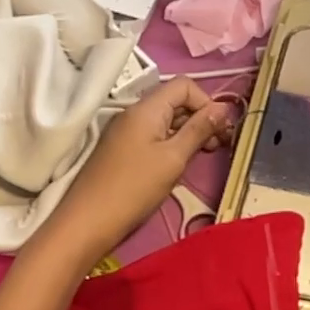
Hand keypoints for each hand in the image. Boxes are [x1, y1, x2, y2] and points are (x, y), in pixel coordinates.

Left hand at [32, 78, 235, 269]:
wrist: (87, 223)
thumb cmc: (134, 188)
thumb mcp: (174, 158)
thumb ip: (199, 130)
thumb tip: (223, 108)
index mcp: (146, 109)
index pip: (185, 85)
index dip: (207, 102)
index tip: (219, 129)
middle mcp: (135, 113)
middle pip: (176, 100)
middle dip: (201, 117)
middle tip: (218, 145)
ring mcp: (127, 131)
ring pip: (168, 119)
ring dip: (190, 132)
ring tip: (205, 154)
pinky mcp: (124, 148)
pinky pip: (155, 134)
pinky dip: (174, 142)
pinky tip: (182, 162)